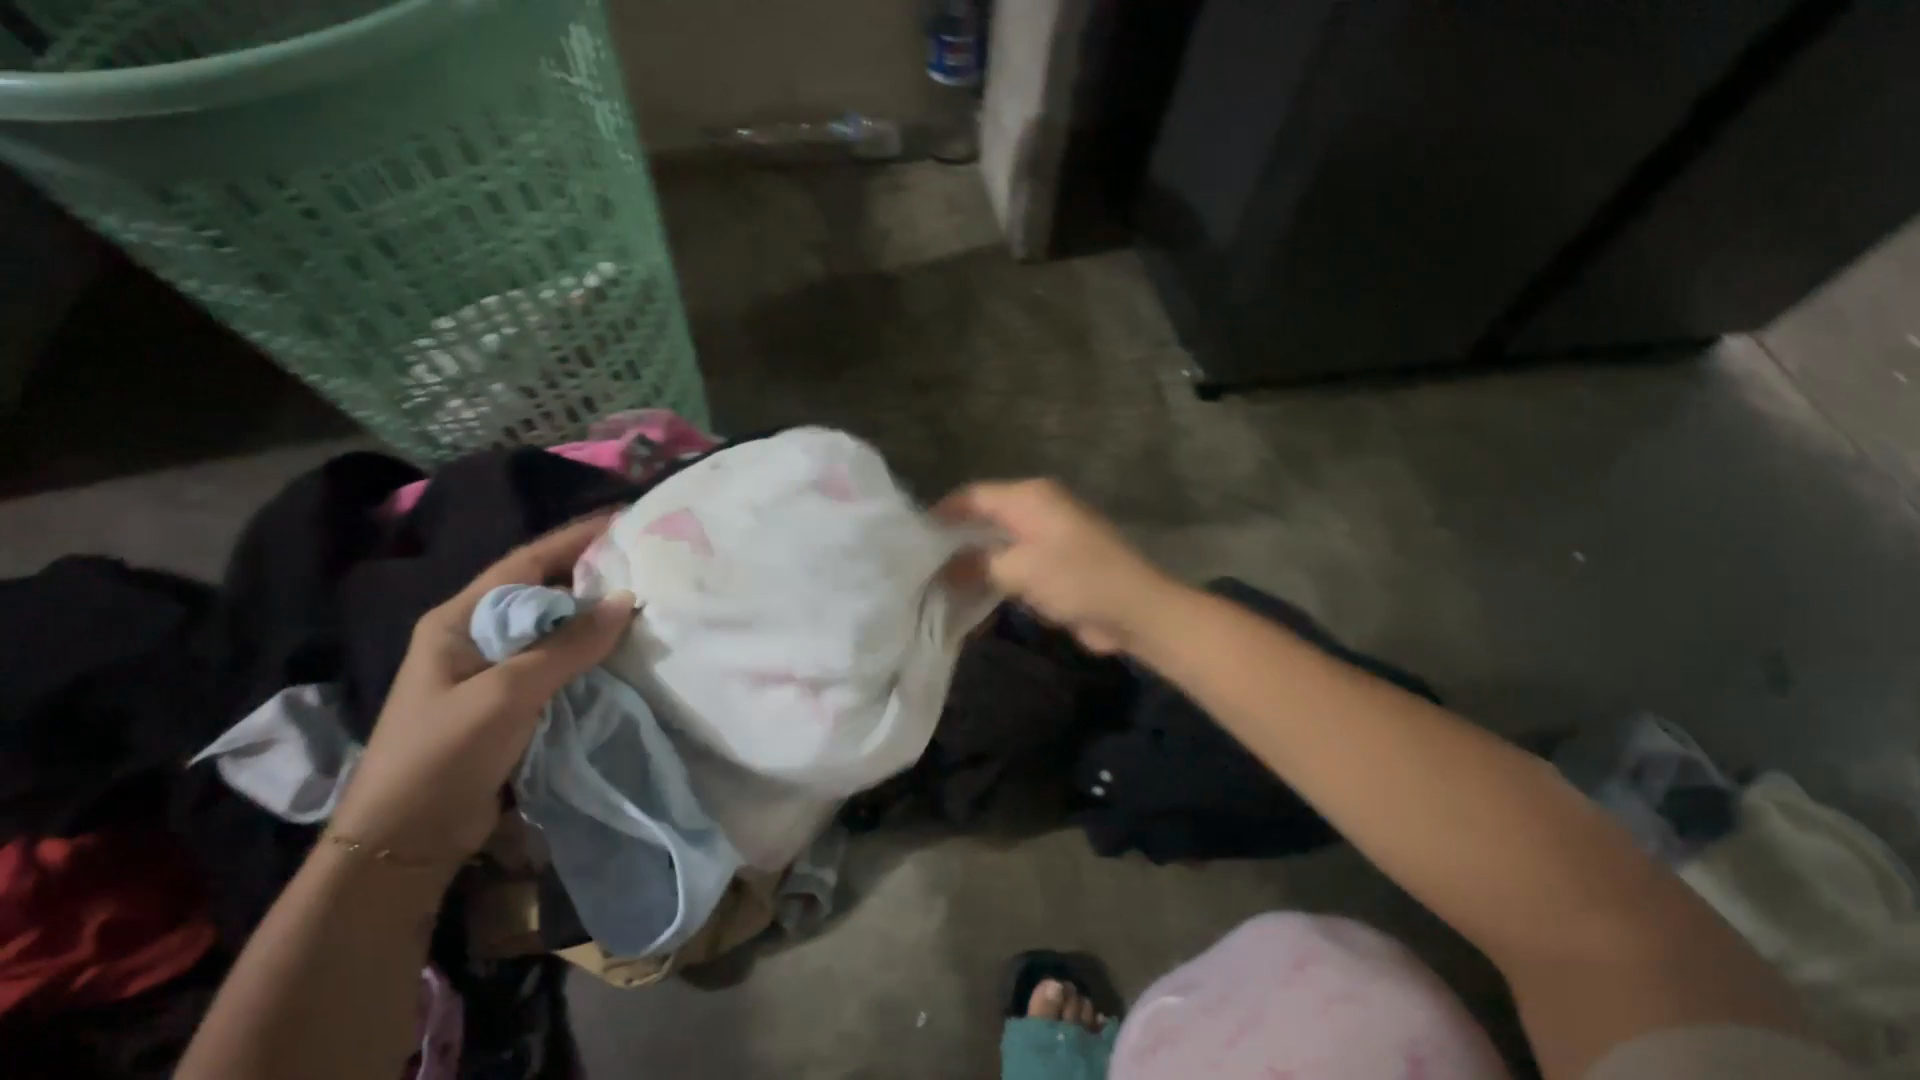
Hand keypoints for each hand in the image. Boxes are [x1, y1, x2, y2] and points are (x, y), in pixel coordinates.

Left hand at [329, 515, 636, 864]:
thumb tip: (625, 600)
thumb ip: (566, 647)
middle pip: (541, 592)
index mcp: (458, 620)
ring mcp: (491, 673)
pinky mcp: (508, 705)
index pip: (525, 563)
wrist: (404, 840)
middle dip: (590, 575)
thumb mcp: (505, 695)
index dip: (574, 539)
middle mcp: (474, 637)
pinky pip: (556, 666)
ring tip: (646, 602)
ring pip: (552, 631)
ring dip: (593, 618)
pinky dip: (589, 656)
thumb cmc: (443, 755)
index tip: (624, 520)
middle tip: (647, 562)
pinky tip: (624, 654)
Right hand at [936, 478, 1180, 653]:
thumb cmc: (1076, 579)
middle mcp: (1037, 509)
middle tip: (920, 568)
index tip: (911, 540)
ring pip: (998, 545)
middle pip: (984, 519)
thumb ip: (976, 565)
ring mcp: (1049, 538)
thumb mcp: (1019, 569)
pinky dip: (994, 579)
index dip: (941, 515)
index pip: (972, 496)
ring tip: (937, 586)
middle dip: (954, 542)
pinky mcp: (1057, 566)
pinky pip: (1015, 566)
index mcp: (1029, 497)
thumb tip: (944, 569)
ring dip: (973, 565)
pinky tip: (971, 601)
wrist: (1135, 610)